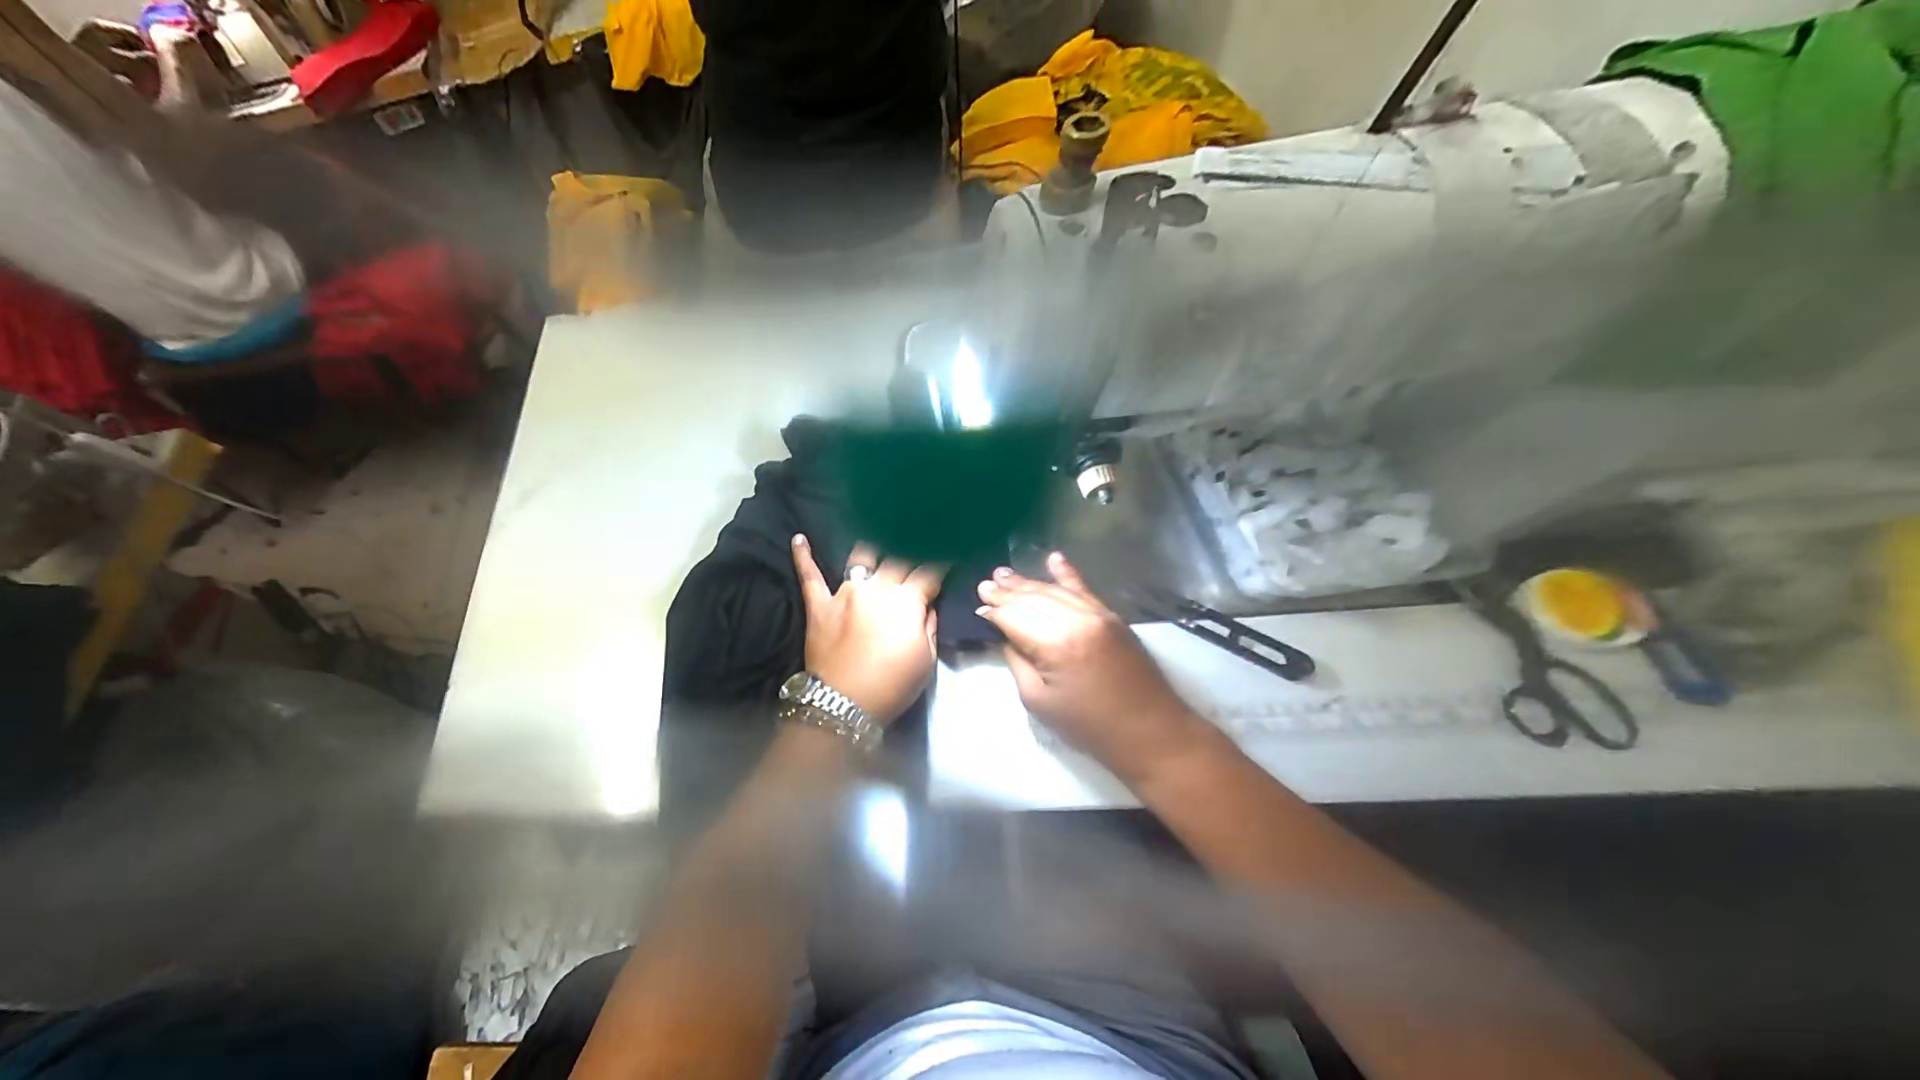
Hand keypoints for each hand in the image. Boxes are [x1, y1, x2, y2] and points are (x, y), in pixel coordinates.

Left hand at [792, 535, 943, 724]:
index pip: (929, 573)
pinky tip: (799, 539)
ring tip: (878, 535)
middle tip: (918, 542)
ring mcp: (844, 593)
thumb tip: (927, 604)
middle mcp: (876, 587)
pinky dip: (803, 556)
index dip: (941, 564)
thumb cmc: (892, 685)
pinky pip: (809, 576)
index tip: (948, 555)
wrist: (843, 705)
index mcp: (906, 600)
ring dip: (873, 548)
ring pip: (861, 559)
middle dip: (911, 551)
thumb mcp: (925, 659)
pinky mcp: (819, 604)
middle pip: (898, 560)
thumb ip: (928, 624)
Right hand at [975, 553, 1210, 783]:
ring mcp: (1098, 614)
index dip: (994, 612)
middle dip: (1007, 592)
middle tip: (985, 583)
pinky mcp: (1112, 617)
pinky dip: (1067, 574)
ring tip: (1005, 573)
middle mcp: (1077, 620)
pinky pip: (1084, 589)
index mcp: (1055, 645)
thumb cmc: (1088, 726)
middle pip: (1033, 599)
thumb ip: (1018, 661)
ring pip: (1055, 591)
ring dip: (1029, 582)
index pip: (1014, 618)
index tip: (977, 606)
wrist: (1148, 731)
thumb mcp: (1039, 701)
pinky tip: (1053, 559)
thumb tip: (1005, 635)